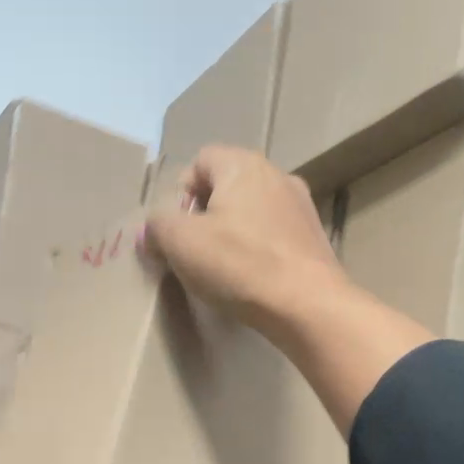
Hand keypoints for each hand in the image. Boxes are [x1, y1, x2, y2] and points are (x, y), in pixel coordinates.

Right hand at [145, 146, 346, 343]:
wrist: (305, 303)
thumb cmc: (238, 264)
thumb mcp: (180, 242)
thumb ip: (158, 226)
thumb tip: (152, 228)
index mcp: (242, 165)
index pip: (200, 160)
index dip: (180, 193)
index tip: (175, 230)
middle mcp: (275, 174)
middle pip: (226, 185)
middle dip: (203, 214)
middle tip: (192, 251)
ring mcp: (299, 204)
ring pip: (249, 209)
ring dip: (229, 232)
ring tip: (220, 267)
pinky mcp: (311, 235)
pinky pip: (270, 232)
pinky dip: (255, 247)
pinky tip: (249, 276)